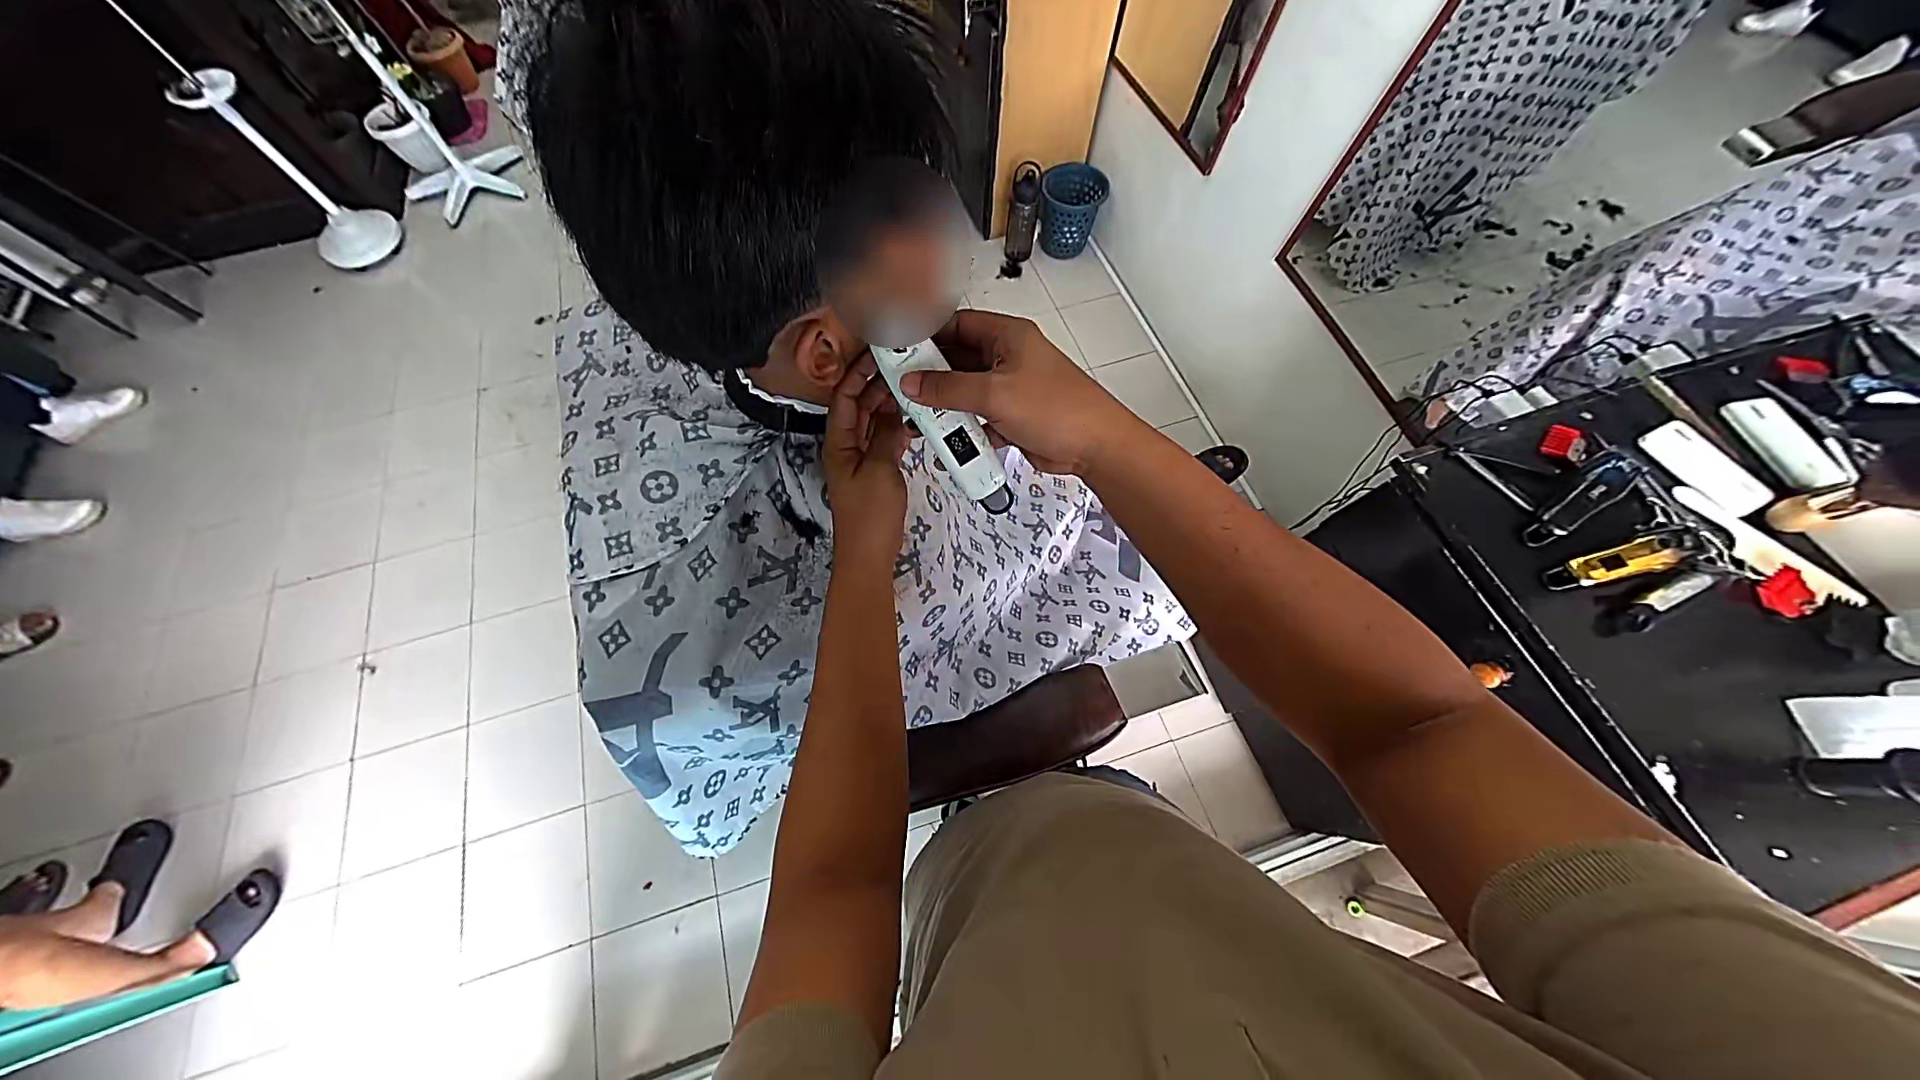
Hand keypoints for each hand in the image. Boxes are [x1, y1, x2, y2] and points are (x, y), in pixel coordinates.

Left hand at [823, 355, 912, 565]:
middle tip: (901, 367)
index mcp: (838, 443)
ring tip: (910, 388)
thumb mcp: (880, 469)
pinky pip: (883, 440)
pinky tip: (911, 421)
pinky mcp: (875, 472)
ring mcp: (860, 460)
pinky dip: (895, 428)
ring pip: (872, 422)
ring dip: (887, 405)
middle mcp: (846, 447)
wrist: (870, 554)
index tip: (877, 354)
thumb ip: (886, 436)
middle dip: (875, 385)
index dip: (857, 373)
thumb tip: (893, 413)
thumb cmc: (869, 516)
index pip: (843, 397)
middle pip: (857, 406)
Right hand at [904, 309, 1147, 474]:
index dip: (926, 335)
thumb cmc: (1061, 409)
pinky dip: (963, 429)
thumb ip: (949, 389)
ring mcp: (1009, 387)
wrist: (1093, 447)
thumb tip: (914, 384)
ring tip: (921, 419)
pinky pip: (977, 417)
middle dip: (931, 378)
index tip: (901, 350)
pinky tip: (949, 441)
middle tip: (905, 390)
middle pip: (956, 360)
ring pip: (964, 392)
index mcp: (1007, 336)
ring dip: (945, 407)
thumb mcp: (994, 394)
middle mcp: (1007, 357)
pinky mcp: (1011, 415)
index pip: (956, 325)